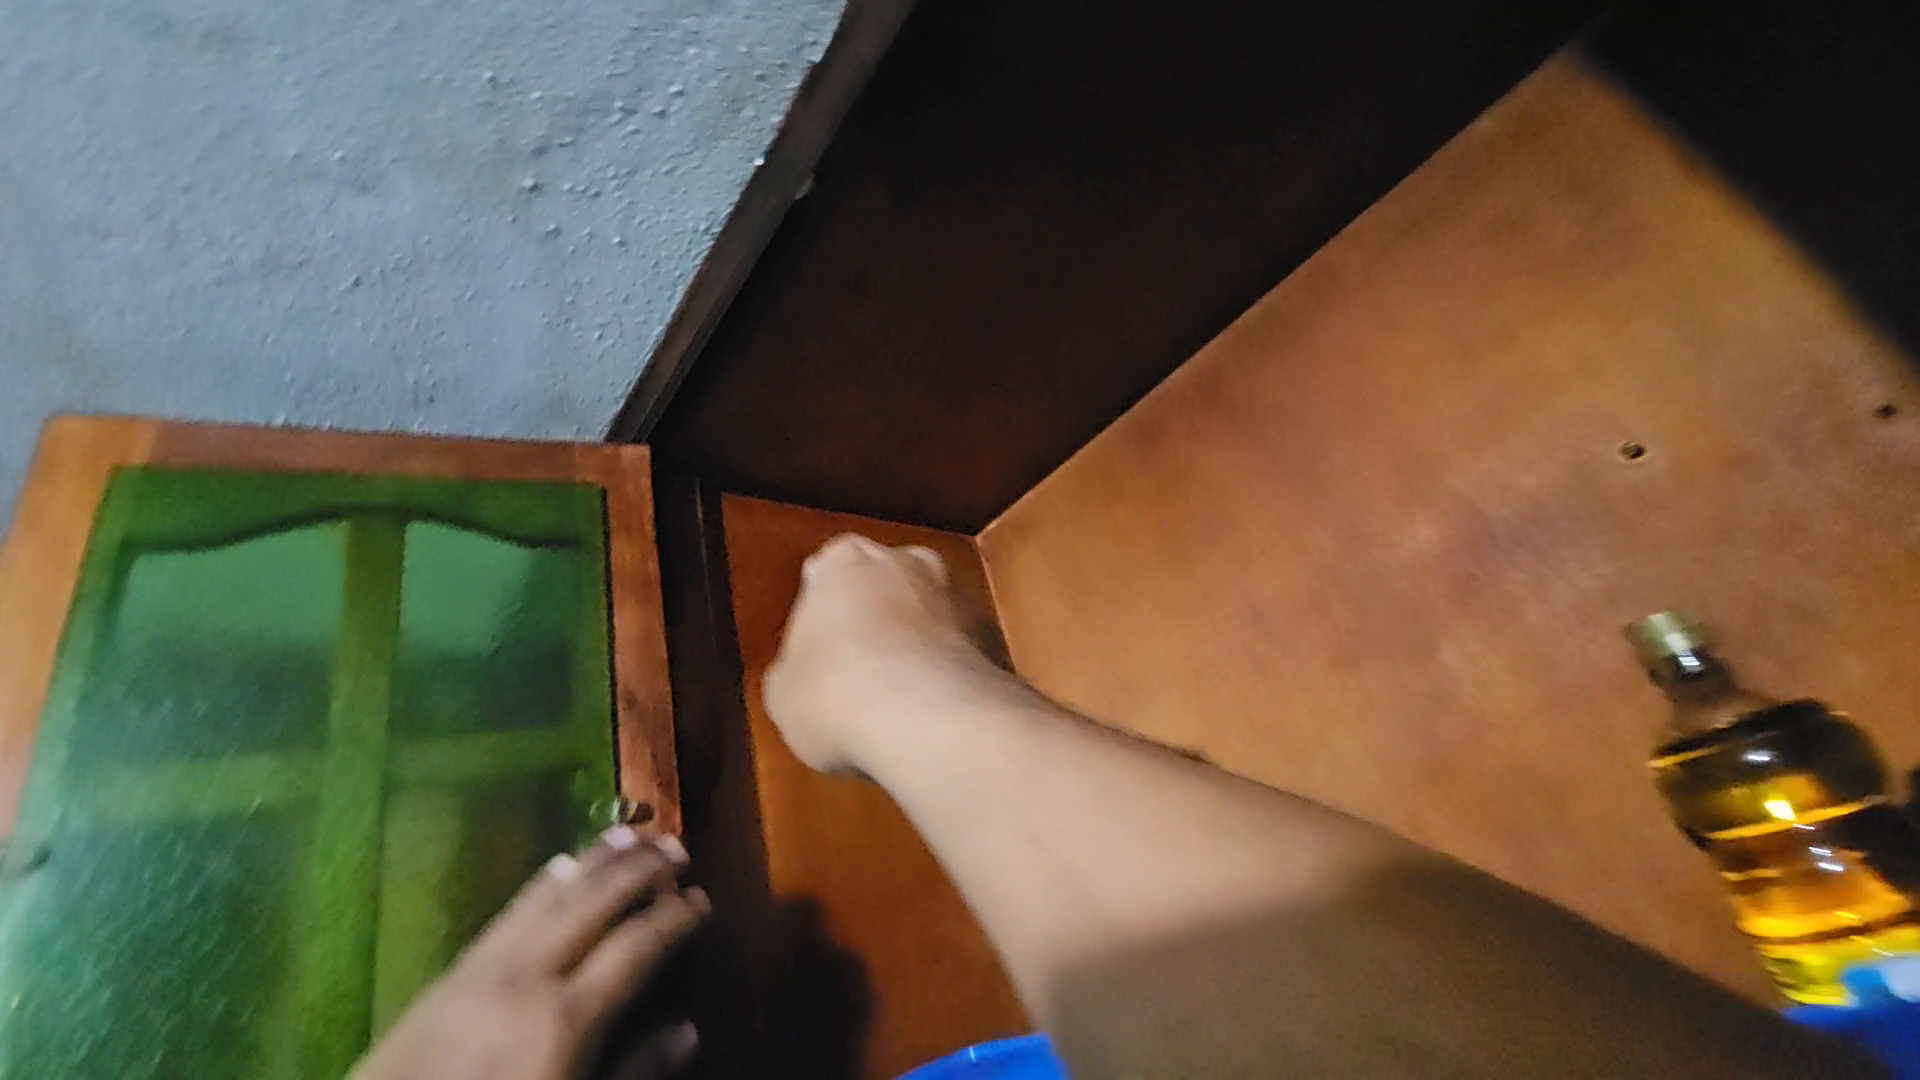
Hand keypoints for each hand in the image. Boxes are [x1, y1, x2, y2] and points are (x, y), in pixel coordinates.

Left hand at [352, 827, 708, 1079]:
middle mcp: (529, 979)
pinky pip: (508, 911)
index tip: (702, 899)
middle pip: (597, 903)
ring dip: (597, 861)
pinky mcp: (449, 974)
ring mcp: (484, 970)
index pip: (638, 946)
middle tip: (676, 847)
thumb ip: (632, 1074)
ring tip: (630, 836)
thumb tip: (687, 1032)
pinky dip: (545, 882)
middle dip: (642, 869)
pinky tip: (560, 866)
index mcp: (565, 1020)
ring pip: (553, 894)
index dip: (675, 918)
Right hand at [763, 534, 1014, 773]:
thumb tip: (802, 678)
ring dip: (920, 644)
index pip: (829, 570)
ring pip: (932, 615)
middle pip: (888, 583)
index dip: (823, 610)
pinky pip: (963, 652)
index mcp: (847, 560)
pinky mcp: (995, 638)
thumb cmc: (835, 692)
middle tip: (859, 669)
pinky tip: (936, 714)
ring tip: (902, 699)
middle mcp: (910, 563)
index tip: (818, 647)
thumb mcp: (783, 692)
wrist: (926, 719)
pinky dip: (952, 674)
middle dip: (878, 616)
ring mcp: (959, 596)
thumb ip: (795, 670)